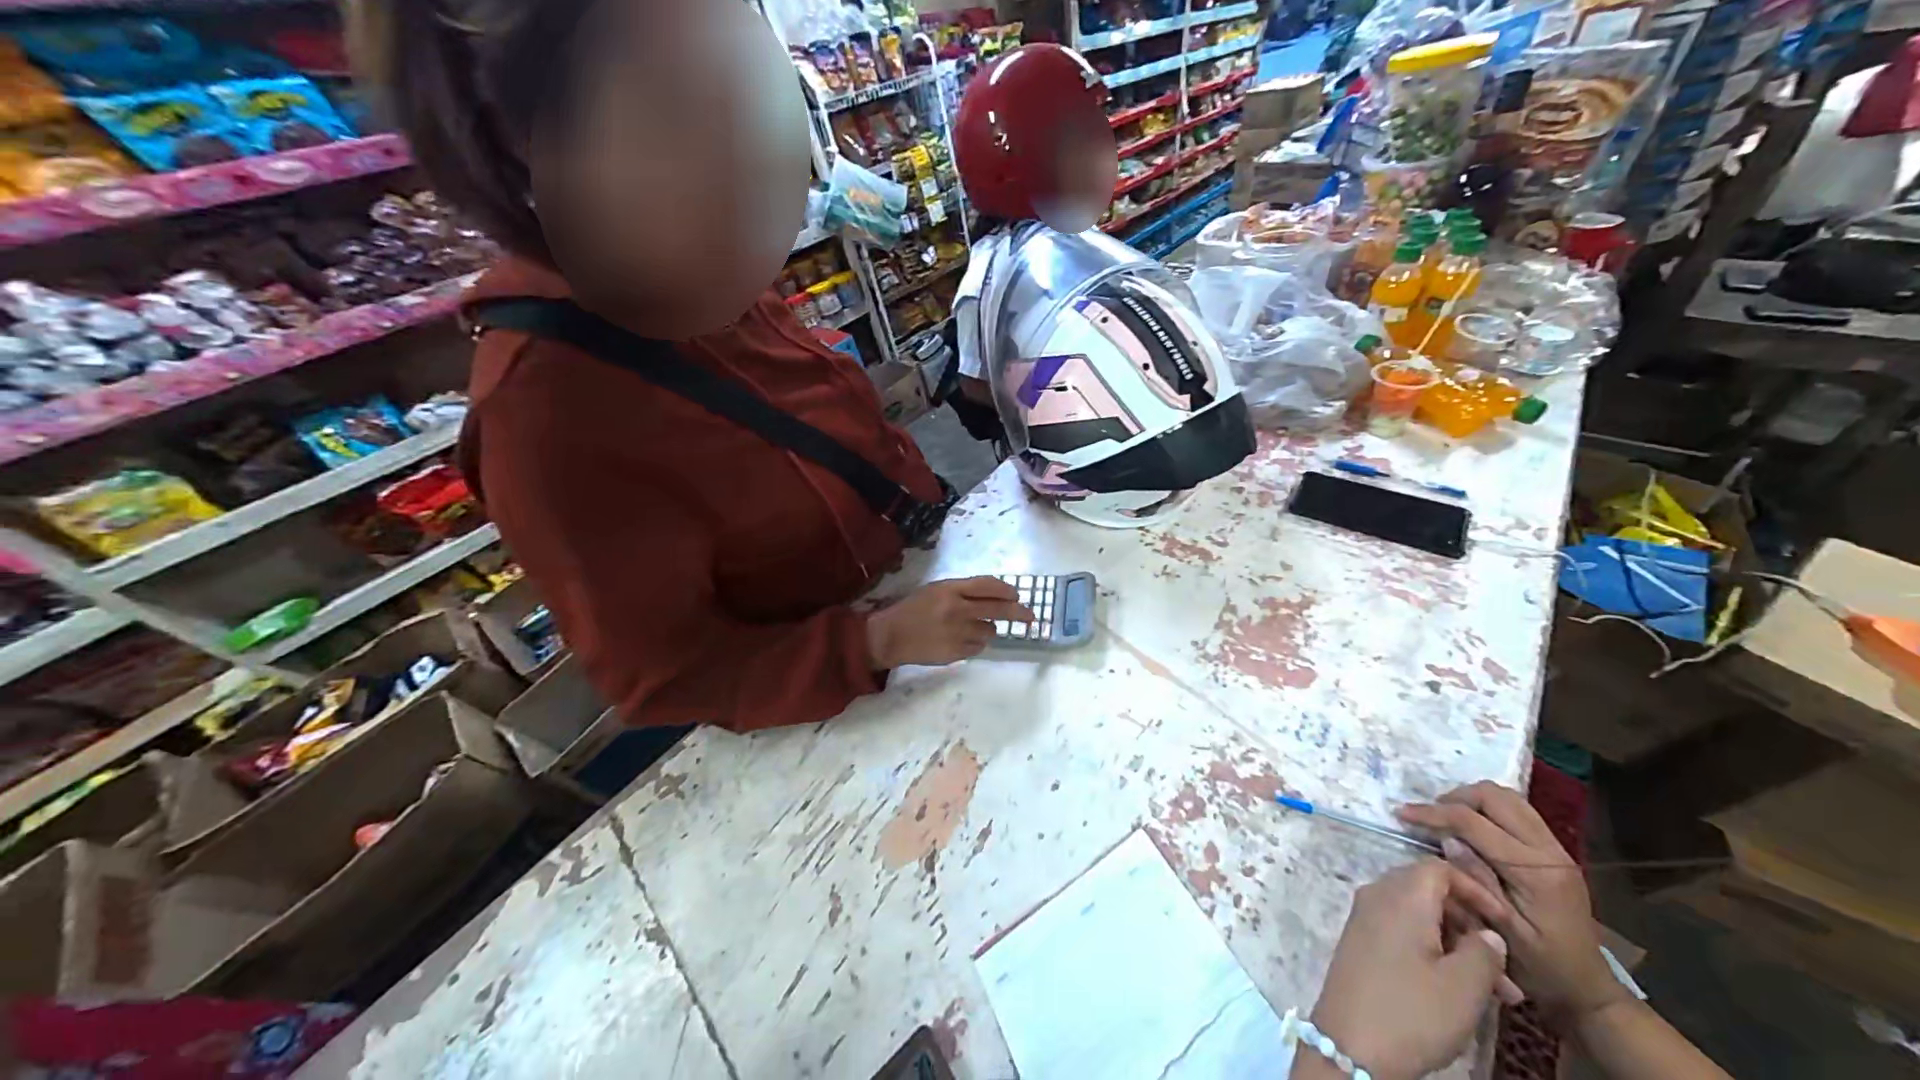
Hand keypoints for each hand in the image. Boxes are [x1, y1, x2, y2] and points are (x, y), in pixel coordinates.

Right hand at [865, 577, 1032, 669]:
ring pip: (989, 631)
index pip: (988, 586)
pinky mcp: (956, 653)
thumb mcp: (936, 590)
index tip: (1016, 596)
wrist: (890, 636)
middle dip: (1018, 613)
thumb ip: (963, 591)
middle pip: (999, 610)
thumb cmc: (912, 609)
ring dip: (985, 629)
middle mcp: (958, 610)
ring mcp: (958, 633)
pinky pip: (978, 647)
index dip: (1007, 590)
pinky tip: (958, 640)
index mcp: (950, 589)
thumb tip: (996, 596)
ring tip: (967, 629)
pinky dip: (974, 644)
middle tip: (1030, 616)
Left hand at [1305, 860, 1513, 1079]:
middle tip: (1508, 966)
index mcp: (1400, 896)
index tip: (1507, 923)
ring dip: (1459, 945)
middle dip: (1472, 924)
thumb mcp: (1463, 986)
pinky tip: (1464, 991)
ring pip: (1420, 917)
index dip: (1476, 889)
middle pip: (1429, 892)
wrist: (1350, 1045)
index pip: (1438, 868)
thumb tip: (1488, 933)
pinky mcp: (1361, 943)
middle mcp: (1377, 897)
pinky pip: (1403, 932)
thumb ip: (1483, 952)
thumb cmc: (1411, 1011)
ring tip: (1503, 994)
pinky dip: (1435, 951)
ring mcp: (1365, 919)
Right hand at [1397, 782, 1631, 1027]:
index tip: (1402, 813)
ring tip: (1446, 817)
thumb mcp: (1501, 931)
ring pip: (1508, 797)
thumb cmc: (1540, 966)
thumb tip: (1448, 841)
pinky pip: (1517, 811)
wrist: (1587, 988)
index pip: (1474, 822)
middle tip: (1428, 814)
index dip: (1433, 813)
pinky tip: (1471, 827)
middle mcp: (1549, 852)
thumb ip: (1477, 881)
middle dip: (1454, 797)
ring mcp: (1556, 849)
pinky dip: (1488, 808)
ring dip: (1471, 799)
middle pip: (1495, 796)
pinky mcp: (1555, 852)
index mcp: (1535, 872)